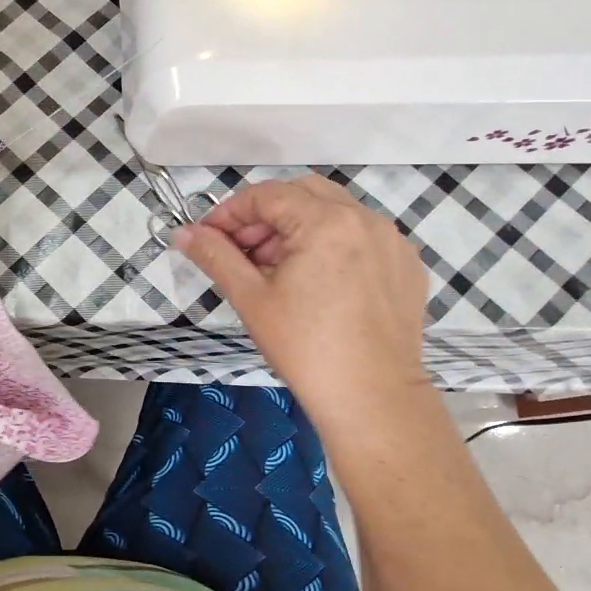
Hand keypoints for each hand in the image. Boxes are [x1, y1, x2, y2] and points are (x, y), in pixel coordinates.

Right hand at [171, 175, 431, 415]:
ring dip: (297, 228)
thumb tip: (183, 233)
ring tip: (275, 270)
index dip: (230, 212)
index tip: (208, 238)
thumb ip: (215, 255)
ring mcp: (393, 242)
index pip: (267, 195)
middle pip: (303, 194)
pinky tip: (315, 284)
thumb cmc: (303, 346)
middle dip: (265, 215)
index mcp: (326, 222)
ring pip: (334, 213)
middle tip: (240, 251)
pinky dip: (330, 245)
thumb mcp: (249, 297)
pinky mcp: (407, 266)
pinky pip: (361, 237)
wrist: (370, 396)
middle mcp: (366, 220)